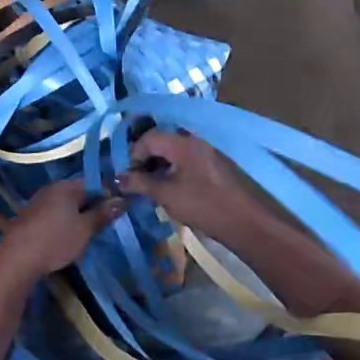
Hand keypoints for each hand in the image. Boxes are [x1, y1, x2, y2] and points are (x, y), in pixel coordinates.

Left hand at [0, 179, 122, 281]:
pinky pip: (54, 213)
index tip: (120, 209)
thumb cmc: (55, 240)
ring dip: (79, 214)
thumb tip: (121, 200)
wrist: (17, 259)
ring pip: (66, 204)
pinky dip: (64, 221)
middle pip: (79, 193)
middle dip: (93, 205)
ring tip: (90, 231)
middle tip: (107, 222)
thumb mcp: (85, 229)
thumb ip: (102, 213)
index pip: (94, 183)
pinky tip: (69, 234)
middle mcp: (51, 189)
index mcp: (66, 187)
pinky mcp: (30, 217)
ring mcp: (38, 202)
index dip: (108, 194)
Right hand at [118, 131, 263, 237]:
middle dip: (144, 159)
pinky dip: (171, 169)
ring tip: (148, 185)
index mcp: (183, 142)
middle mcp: (195, 140)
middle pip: (161, 141)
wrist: (241, 221)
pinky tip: (166, 186)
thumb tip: (118, 178)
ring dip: (157, 165)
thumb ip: (140, 183)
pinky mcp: (211, 165)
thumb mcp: (165, 194)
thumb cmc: (202, 205)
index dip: (133, 154)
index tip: (126, 175)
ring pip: (172, 151)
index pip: (149, 137)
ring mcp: (205, 152)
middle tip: (134, 180)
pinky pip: (184, 159)